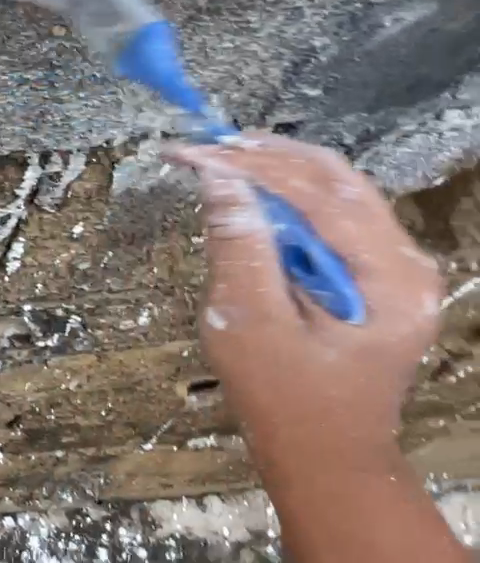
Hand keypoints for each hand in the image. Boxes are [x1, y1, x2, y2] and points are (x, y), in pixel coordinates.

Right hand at [167, 134, 461, 562]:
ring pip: (335, 188)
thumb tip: (218, 181)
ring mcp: (391, 267)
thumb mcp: (250, 320)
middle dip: (263, 154)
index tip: (185, 152)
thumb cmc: (284, 390)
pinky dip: (281, 191)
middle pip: (336, 179)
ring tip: (211, 156)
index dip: (246, 165)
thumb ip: (240, 248)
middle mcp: (404, 264)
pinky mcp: (369, 272)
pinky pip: (328, 212)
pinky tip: (241, 190)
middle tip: (197, 144)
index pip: (316, 195)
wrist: (324, 445)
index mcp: (388, 279)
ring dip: (271, 166)